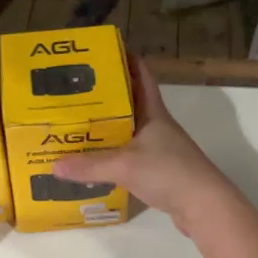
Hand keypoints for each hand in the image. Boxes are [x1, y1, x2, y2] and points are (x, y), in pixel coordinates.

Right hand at [52, 57, 238, 233]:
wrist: (204, 205)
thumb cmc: (169, 171)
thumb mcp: (124, 165)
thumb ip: (90, 164)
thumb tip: (54, 165)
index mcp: (153, 111)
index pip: (141, 75)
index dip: (125, 59)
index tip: (101, 52)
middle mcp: (156, 124)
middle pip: (130, 102)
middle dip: (105, 96)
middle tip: (74, 91)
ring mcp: (159, 147)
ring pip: (128, 129)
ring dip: (107, 126)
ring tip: (77, 124)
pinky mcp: (158, 169)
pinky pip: (129, 154)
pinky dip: (112, 154)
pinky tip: (94, 160)